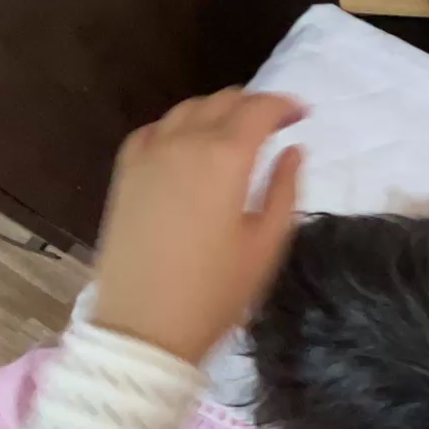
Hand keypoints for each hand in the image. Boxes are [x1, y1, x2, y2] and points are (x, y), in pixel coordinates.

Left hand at [90, 89, 305, 362]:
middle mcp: (184, 143)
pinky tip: (191, 146)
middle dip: (255, 105)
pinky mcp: (125, 173)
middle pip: (224, 100)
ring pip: (188, 108)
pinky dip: (180, 126)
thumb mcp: (268, 243)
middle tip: (276, 125)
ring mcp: (148, 155)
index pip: (259, 109)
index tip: (303, 115)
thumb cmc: (216, 291)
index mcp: (224, 157)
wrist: (143, 328)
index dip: (285, 105)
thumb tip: (292, 150)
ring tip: (237, 132)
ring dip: (219, 111)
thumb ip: (284, 187)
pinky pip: (155, 129)